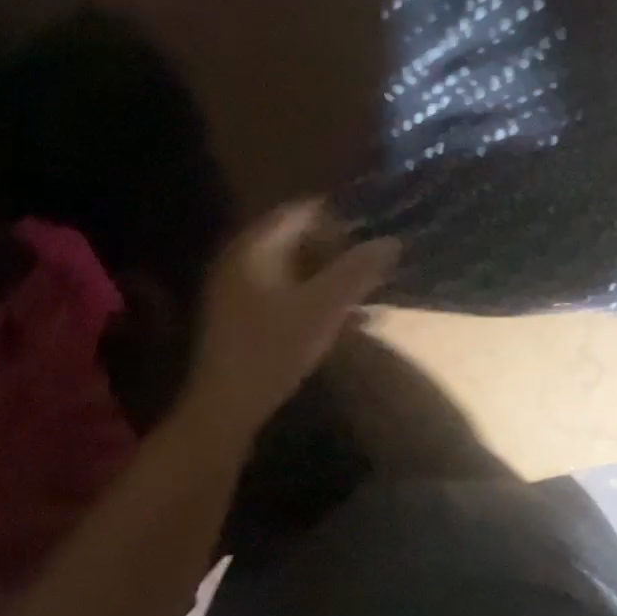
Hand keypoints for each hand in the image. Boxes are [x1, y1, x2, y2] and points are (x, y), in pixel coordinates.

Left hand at [183, 200, 400, 432]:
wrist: (225, 405)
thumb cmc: (274, 349)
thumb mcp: (324, 308)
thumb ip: (357, 272)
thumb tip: (391, 241)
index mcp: (257, 245)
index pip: (304, 210)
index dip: (342, 223)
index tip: (370, 249)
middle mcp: (242, 257)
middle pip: (299, 239)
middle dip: (339, 255)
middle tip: (371, 276)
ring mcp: (237, 288)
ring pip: (294, 271)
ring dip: (330, 282)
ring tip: (364, 303)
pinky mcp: (240, 317)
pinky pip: (284, 295)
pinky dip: (313, 303)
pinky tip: (343, 326)